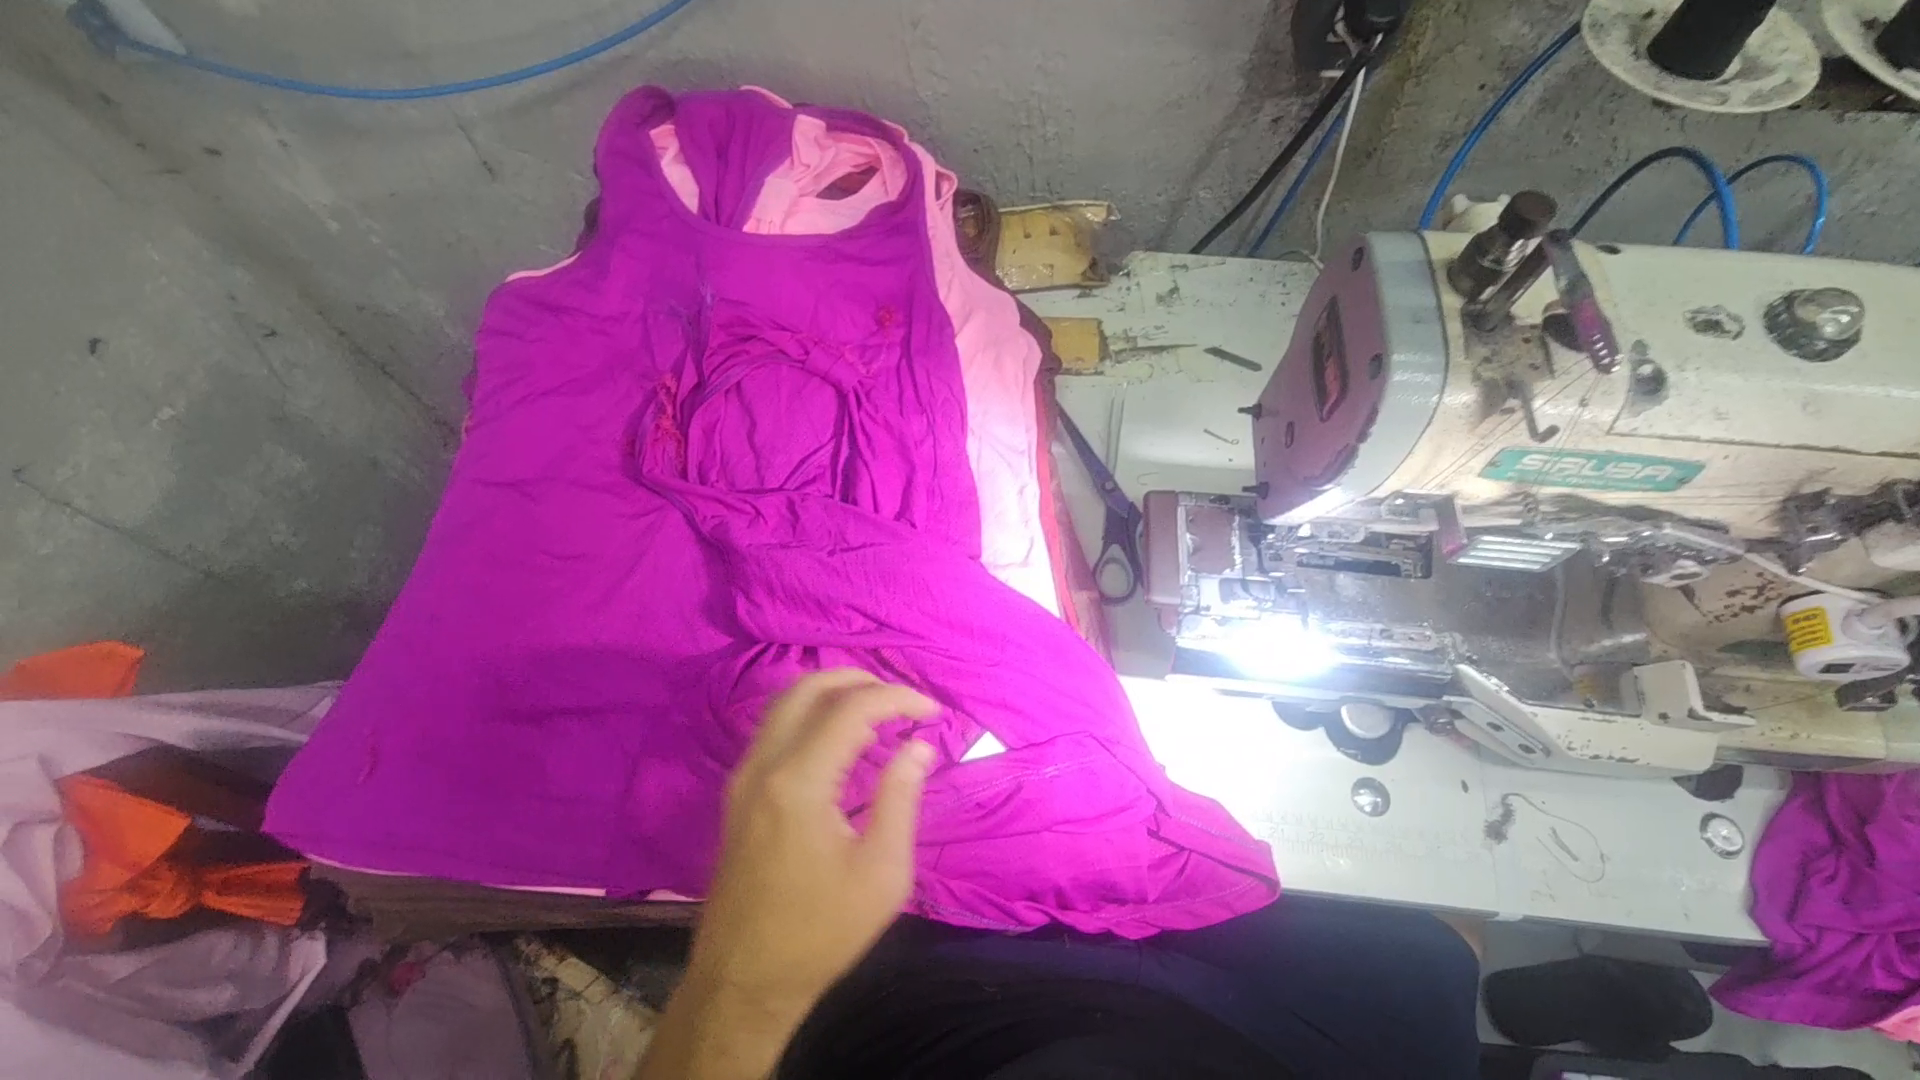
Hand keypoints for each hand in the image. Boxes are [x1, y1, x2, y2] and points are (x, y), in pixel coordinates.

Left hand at [638, 669, 938, 1079]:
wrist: (744, 981)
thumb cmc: (821, 932)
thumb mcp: (882, 872)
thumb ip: (901, 797)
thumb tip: (917, 746)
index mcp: (799, 781)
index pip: (852, 708)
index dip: (898, 699)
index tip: (933, 713)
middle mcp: (763, 765)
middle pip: (809, 687)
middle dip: (861, 680)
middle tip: (902, 701)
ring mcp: (743, 778)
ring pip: (786, 704)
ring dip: (833, 694)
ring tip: (879, 714)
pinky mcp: (738, 794)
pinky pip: (775, 730)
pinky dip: (811, 717)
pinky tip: (842, 742)